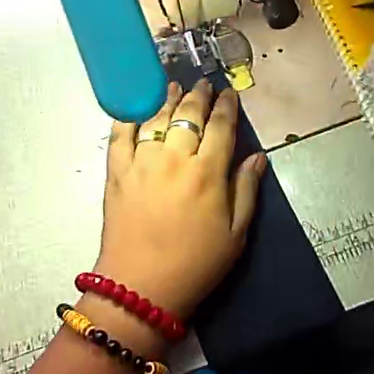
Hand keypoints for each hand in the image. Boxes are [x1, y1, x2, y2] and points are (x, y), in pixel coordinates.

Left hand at [95, 81, 266, 334]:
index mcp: (208, 173)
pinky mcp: (116, 173)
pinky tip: (137, 105)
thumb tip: (257, 157)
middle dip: (198, 95)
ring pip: (156, 118)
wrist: (141, 289)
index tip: (230, 94)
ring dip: (167, 98)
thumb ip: (247, 190)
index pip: (221, 127)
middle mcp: (175, 159)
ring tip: (173, 86)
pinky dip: (129, 116)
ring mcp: (142, 163)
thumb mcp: (236, 233)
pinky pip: (120, 134)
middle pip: (188, 115)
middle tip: (203, 84)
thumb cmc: (196, 264)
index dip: (227, 107)